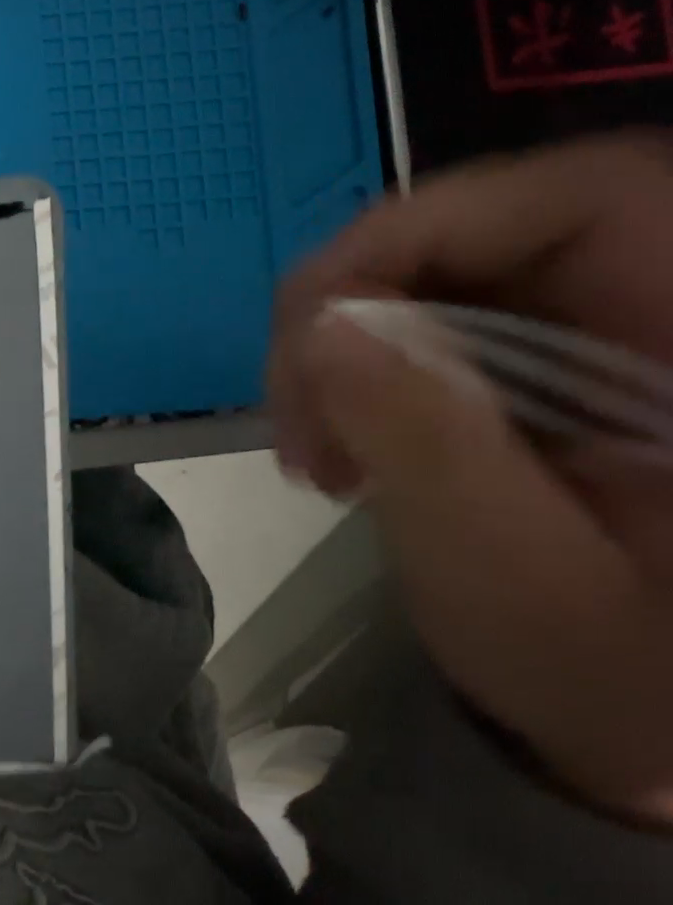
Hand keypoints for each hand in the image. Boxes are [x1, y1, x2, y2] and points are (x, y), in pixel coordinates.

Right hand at [268, 134, 672, 824]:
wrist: (657, 735)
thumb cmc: (611, 683)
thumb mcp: (510, 574)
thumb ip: (426, 443)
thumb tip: (320, 327)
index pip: (578, 200)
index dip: (414, 235)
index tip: (309, 334)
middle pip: (495, 228)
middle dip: (358, 305)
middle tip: (297, 410)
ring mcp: (635, 329)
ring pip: (457, 268)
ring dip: (355, 340)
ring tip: (319, 442)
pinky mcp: (581, 355)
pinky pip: (457, 313)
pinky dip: (380, 362)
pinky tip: (354, 431)